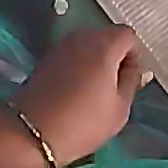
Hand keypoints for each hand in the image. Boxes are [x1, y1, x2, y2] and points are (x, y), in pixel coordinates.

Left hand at [16, 25, 147, 163]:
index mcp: (103, 45)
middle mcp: (81, 37)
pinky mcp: (46, 57)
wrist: (33, 133)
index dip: (134, 55)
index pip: (128, 35)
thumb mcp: (120, 108)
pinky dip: (79, 65)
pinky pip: (72, 54)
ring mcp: (61, 46)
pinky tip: (76, 90)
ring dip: (96, 61)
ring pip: (88, 44)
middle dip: (115, 56)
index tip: (130, 78)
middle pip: (107, 36)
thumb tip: (134, 68)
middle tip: (114, 86)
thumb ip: (132, 81)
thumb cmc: (83, 122)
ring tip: (94, 91)